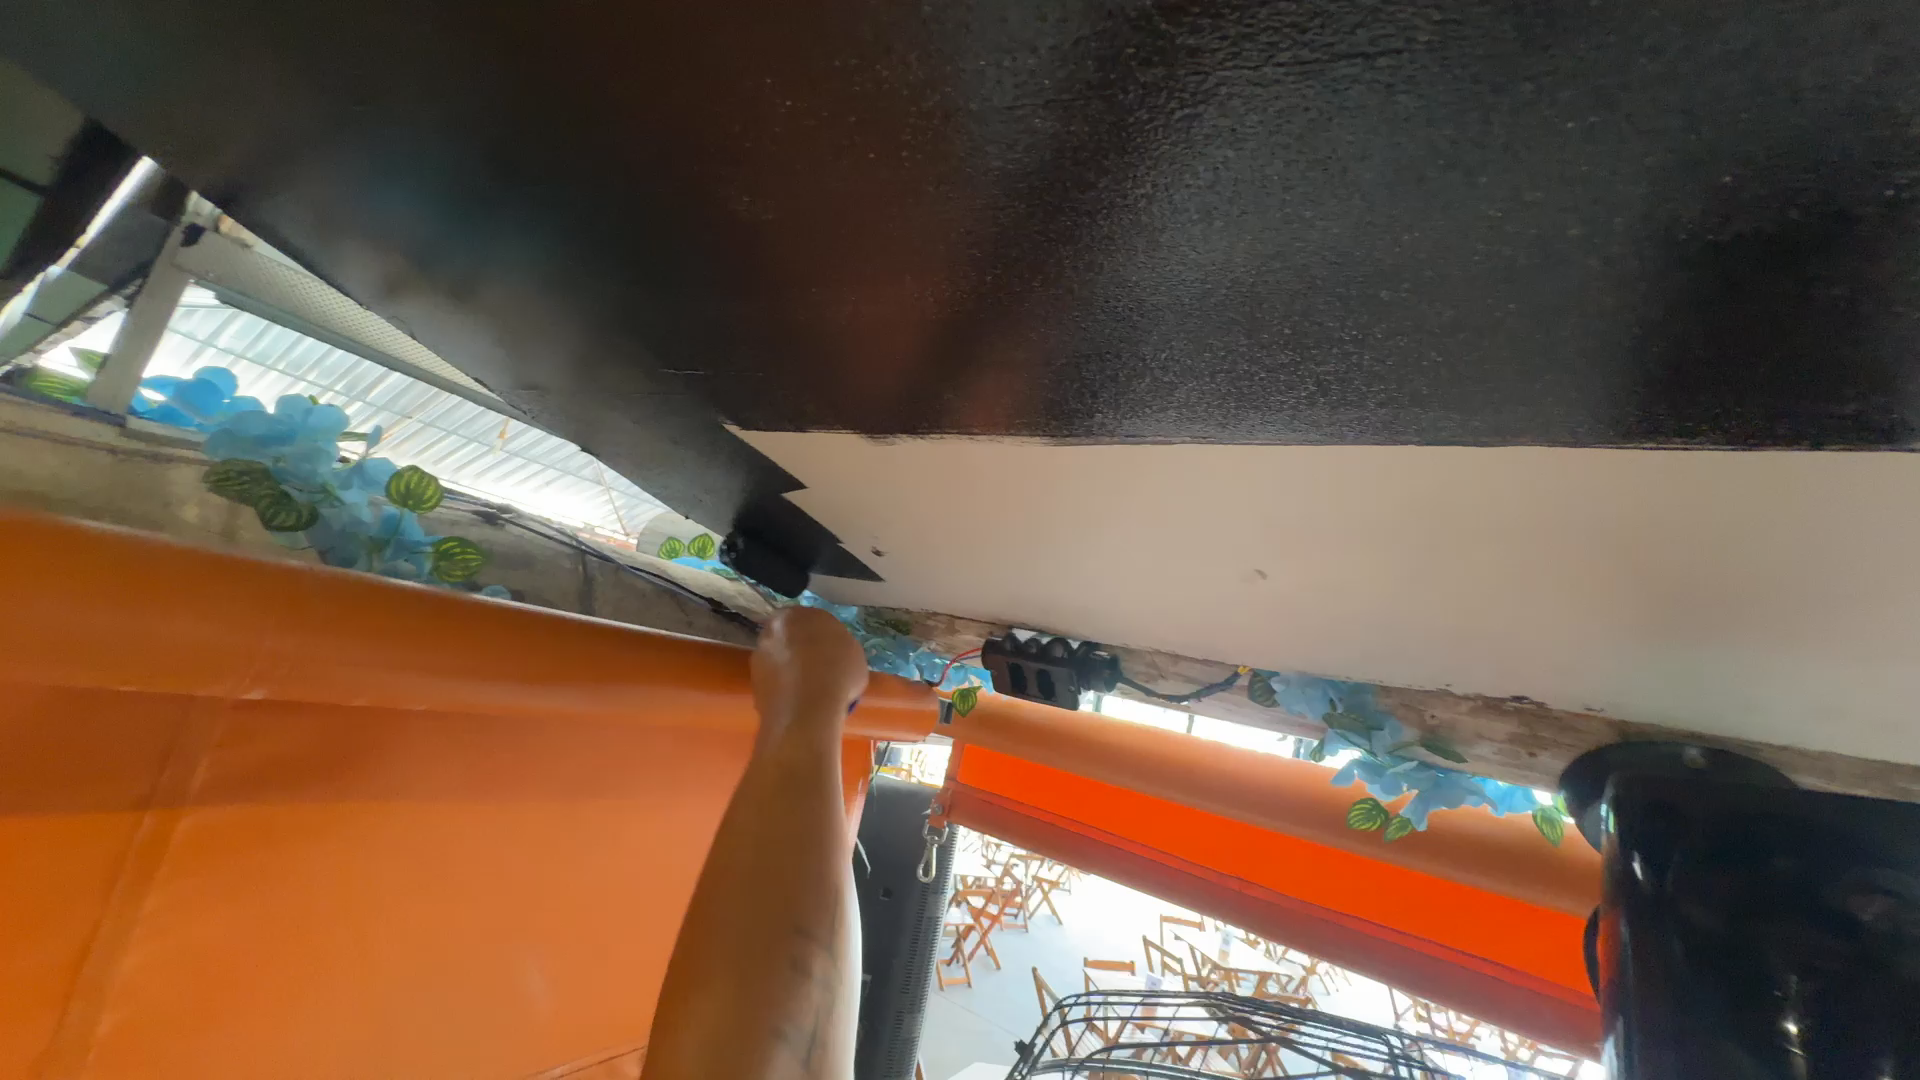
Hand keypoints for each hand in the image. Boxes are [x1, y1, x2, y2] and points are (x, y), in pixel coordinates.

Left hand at [750, 607, 869, 746]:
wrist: (807, 708)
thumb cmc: (838, 673)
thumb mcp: (854, 653)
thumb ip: (839, 645)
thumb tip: (833, 653)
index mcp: (801, 613)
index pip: (813, 619)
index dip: (823, 637)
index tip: (832, 653)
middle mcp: (776, 627)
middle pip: (791, 635)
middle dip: (802, 649)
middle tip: (819, 668)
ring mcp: (760, 653)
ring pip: (779, 657)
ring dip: (789, 667)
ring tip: (807, 688)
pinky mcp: (753, 679)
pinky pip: (772, 678)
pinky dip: (782, 686)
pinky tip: (797, 699)